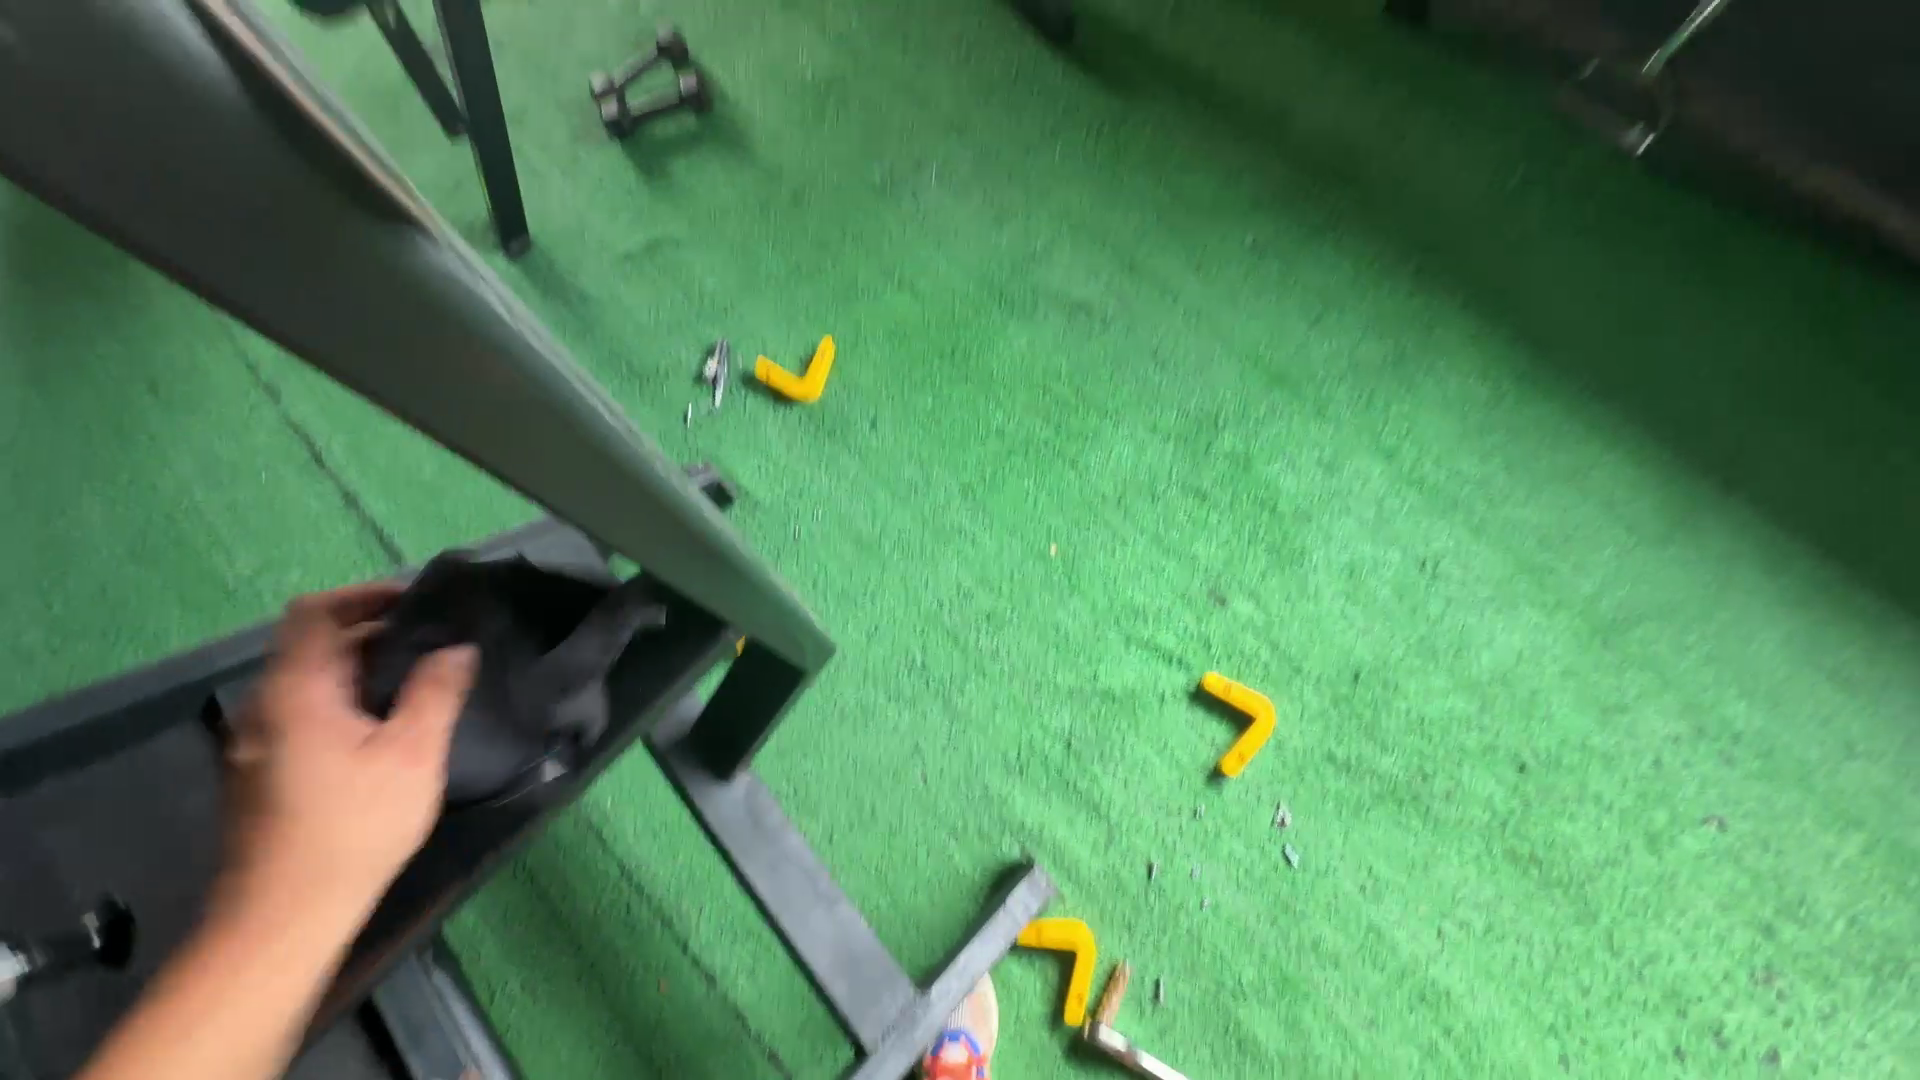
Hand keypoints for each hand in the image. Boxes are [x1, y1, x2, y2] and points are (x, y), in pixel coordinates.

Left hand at [217, 582, 477, 931]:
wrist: (284, 916)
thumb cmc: (354, 826)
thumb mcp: (413, 753)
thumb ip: (436, 691)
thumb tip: (456, 648)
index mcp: (295, 692)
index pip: (314, 613)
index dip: (364, 595)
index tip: (418, 601)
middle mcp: (265, 708)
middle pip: (314, 646)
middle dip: (376, 632)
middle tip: (438, 641)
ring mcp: (258, 742)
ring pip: (313, 682)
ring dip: (366, 669)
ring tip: (426, 679)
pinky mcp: (264, 772)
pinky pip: (308, 712)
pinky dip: (350, 699)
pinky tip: (390, 726)